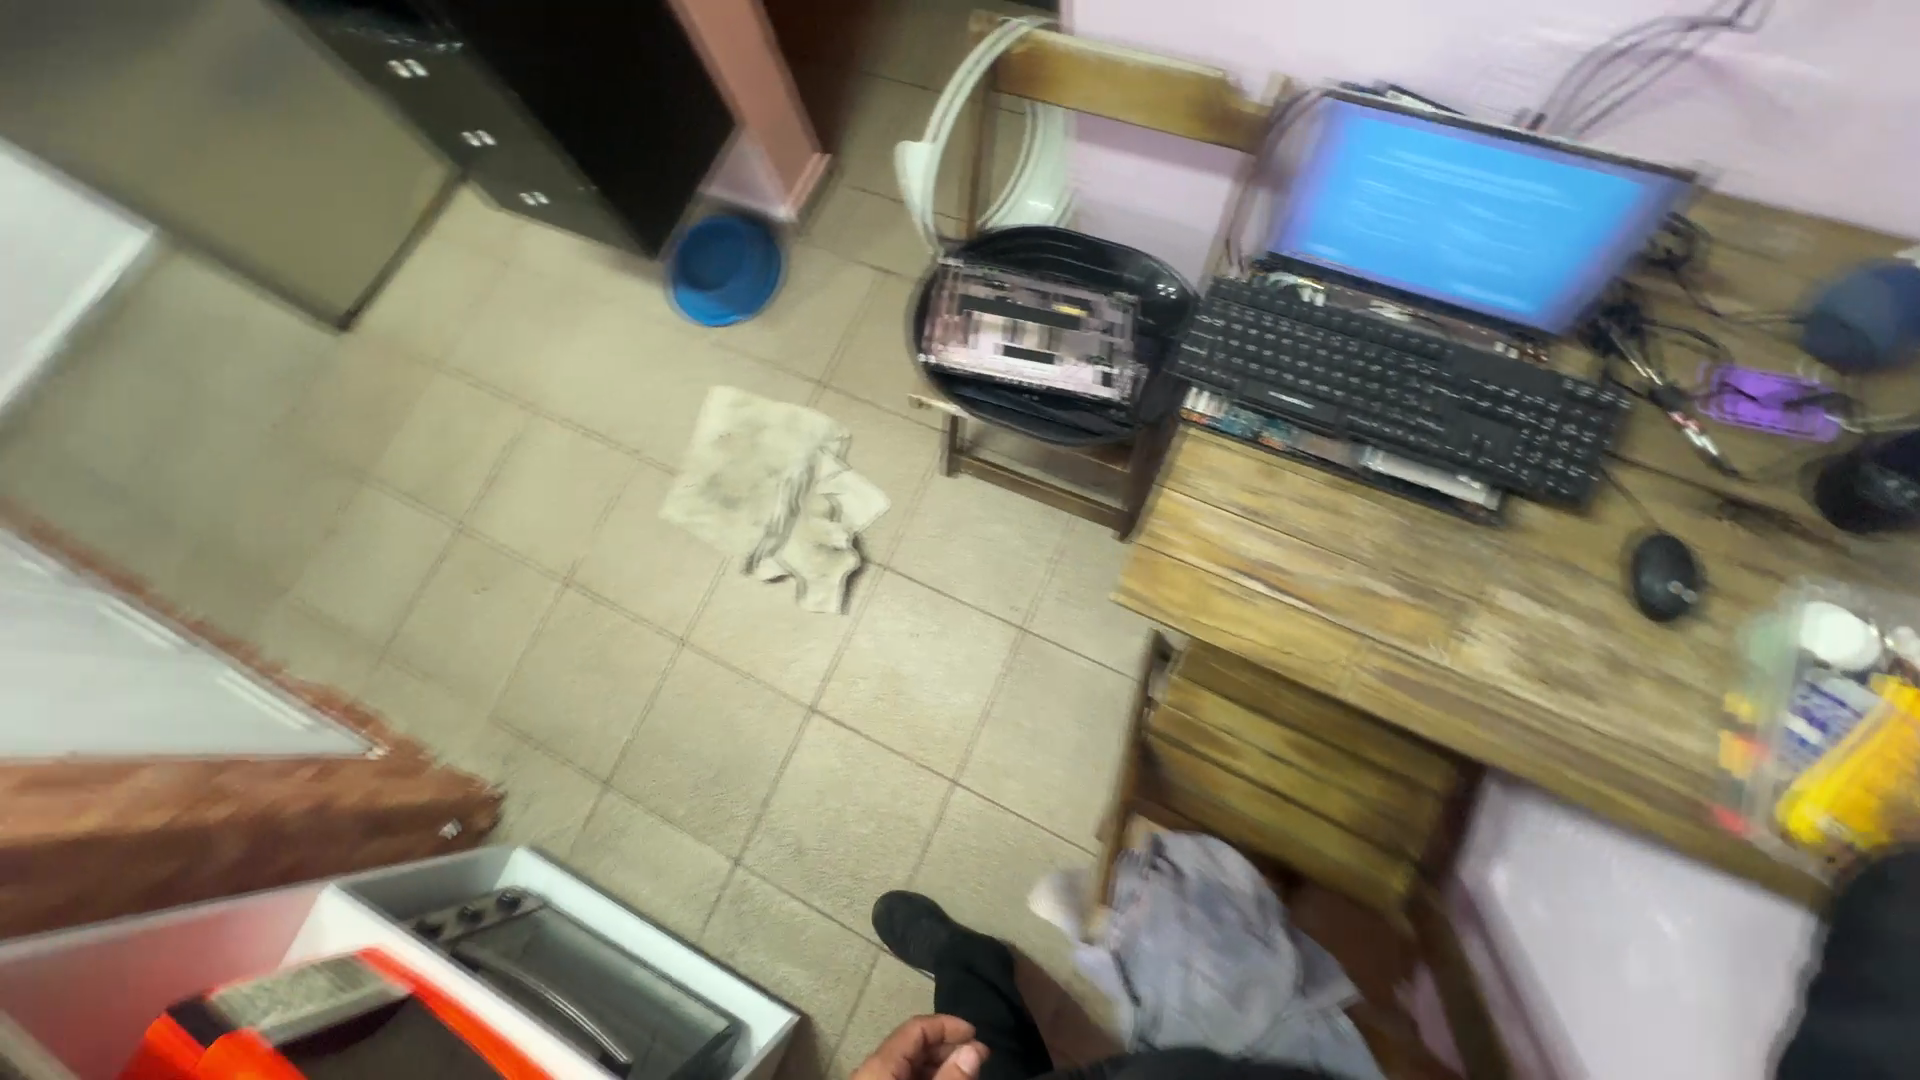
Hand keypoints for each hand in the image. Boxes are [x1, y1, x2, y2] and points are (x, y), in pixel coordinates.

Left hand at [850, 1015, 988, 1079]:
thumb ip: (950, 1077)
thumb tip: (975, 1048)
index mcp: (879, 1064)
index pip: (916, 1027)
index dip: (947, 1024)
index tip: (975, 1033)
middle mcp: (872, 1069)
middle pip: (913, 1045)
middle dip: (947, 1047)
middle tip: (978, 1056)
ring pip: (910, 1064)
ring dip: (939, 1065)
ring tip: (965, 1071)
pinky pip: (904, 1078)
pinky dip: (927, 1078)